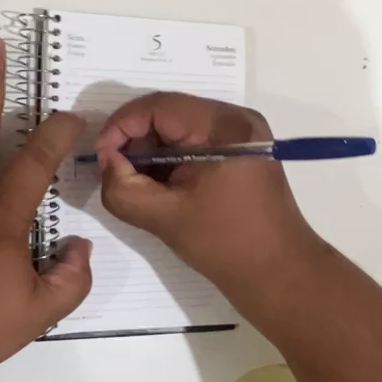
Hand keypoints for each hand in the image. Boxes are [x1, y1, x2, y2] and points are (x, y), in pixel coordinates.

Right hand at [95, 93, 324, 292]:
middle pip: (168, 113)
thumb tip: (106, 163)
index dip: (120, 126)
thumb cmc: (226, 245)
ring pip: (178, 128)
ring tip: (132, 181)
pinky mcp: (239, 152)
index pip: (158, 106)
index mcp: (223, 127)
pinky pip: (193, 143)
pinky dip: (169, 159)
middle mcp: (235, 120)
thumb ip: (123, 188)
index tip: (101, 158)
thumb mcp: (164, 218)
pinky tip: (155, 185)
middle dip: (134, 140)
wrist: (280, 274)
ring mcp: (240, 135)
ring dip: (150, 151)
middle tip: (113, 171)